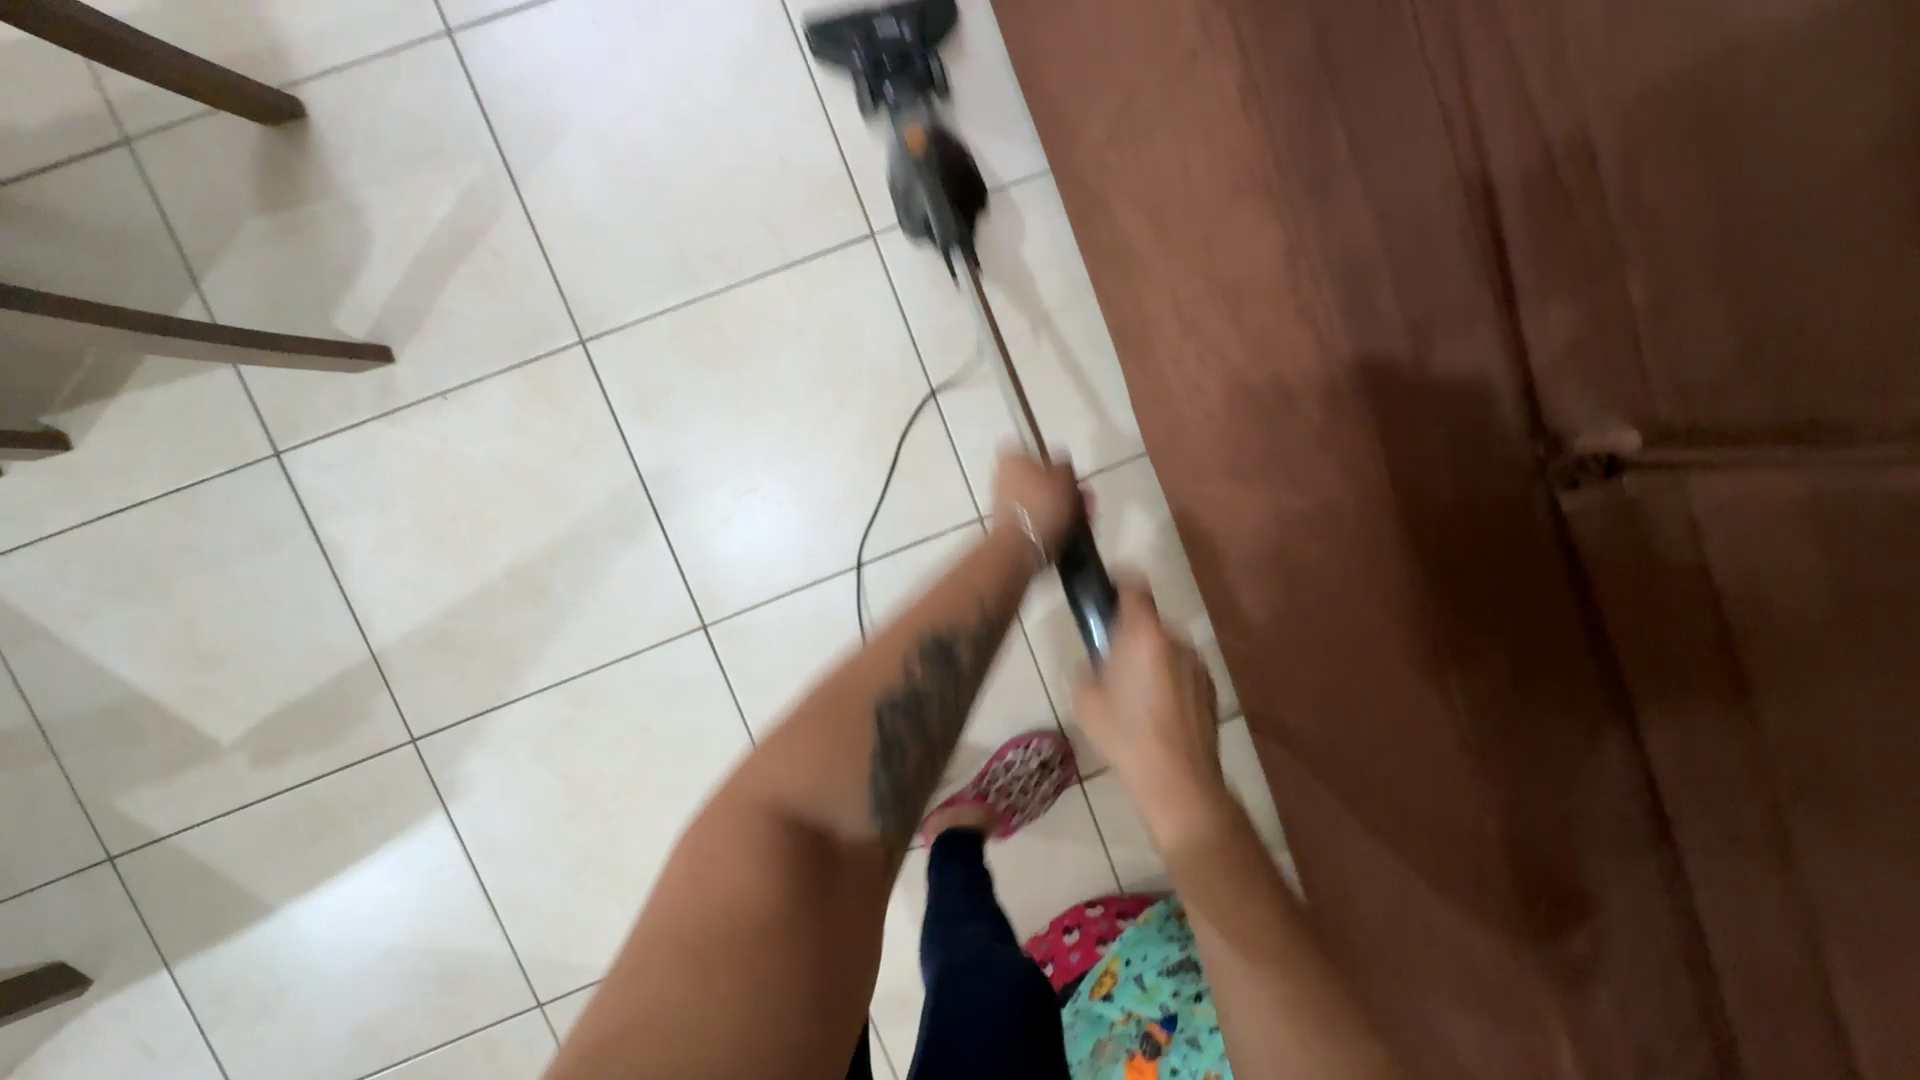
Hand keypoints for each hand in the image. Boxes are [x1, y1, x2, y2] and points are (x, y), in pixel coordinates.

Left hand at [989, 448, 1083, 559]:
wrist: (1022, 546)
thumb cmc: (1042, 505)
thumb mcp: (1064, 475)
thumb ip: (1065, 466)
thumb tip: (1063, 468)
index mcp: (1012, 458)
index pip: (1037, 453)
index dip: (1058, 465)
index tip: (1073, 476)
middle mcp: (1004, 477)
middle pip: (1042, 480)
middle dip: (1067, 491)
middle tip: (1085, 500)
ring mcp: (1005, 503)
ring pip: (1043, 501)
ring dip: (1065, 509)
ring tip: (1084, 519)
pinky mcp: (1011, 526)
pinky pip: (1039, 519)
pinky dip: (1055, 523)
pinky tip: (1074, 532)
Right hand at [1073, 576, 1228, 838]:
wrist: (1176, 778)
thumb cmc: (1124, 735)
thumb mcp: (1085, 698)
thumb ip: (1090, 666)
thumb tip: (1099, 660)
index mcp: (1143, 635)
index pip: (1134, 587)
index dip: (1119, 584)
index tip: (1106, 597)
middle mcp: (1175, 640)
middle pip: (1149, 622)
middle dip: (1131, 635)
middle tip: (1112, 662)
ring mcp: (1198, 664)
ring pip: (1167, 649)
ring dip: (1152, 659)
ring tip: (1136, 696)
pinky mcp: (1211, 688)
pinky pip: (1182, 672)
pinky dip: (1170, 681)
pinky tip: (1158, 713)